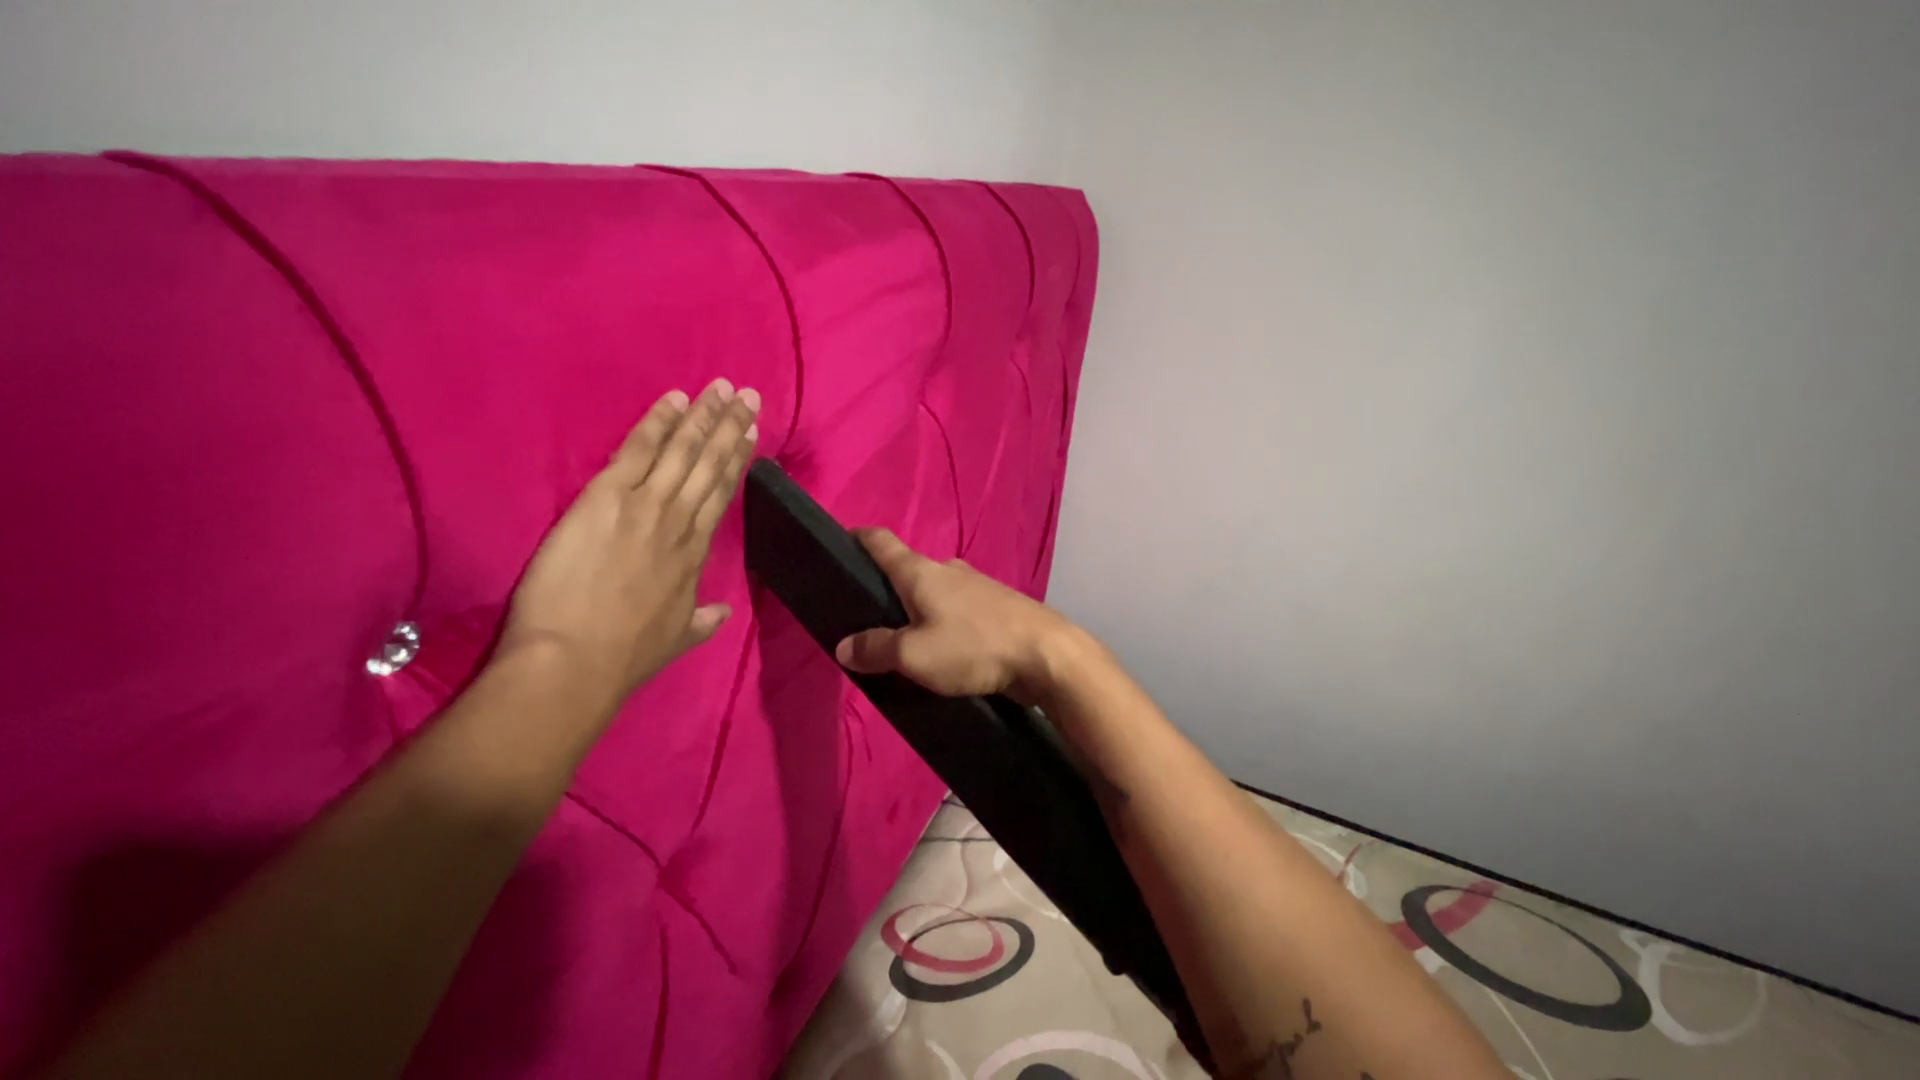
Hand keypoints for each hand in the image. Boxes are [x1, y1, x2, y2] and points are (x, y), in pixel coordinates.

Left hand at [499, 379, 759, 714]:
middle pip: (709, 466)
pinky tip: (674, 400)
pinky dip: (658, 422)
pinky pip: (638, 450)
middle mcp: (679, 522)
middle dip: (729, 428)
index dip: (736, 462)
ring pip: (682, 451)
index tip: (750, 437)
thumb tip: (723, 613)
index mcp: (695, 555)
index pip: (720, 496)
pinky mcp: (608, 497)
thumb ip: (701, 620)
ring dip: (703, 417)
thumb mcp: (676, 640)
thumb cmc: (624, 655)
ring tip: (722, 389)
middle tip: (747, 397)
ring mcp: (646, 506)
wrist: (577, 660)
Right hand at [834, 528, 1082, 704]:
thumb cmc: (973, 646)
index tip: (840, 543)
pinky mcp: (998, 608)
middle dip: (888, 588)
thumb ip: (876, 649)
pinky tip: (943, 648)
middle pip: (908, 570)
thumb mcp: (914, 654)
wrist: (1047, 655)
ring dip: (919, 609)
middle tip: (868, 617)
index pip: (881, 542)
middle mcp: (948, 569)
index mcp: (920, 571)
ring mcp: (977, 586)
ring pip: (936, 592)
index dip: (858, 539)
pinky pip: (959, 611)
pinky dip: (945, 623)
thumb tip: (843, 645)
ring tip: (904, 639)